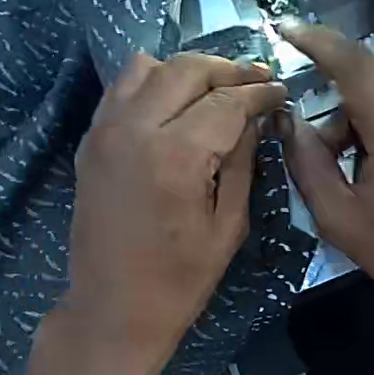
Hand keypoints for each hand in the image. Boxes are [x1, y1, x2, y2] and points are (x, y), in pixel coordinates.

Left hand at [53, 51, 286, 363]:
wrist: (114, 307)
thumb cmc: (182, 277)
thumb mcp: (229, 224)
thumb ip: (243, 162)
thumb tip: (256, 120)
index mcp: (176, 155)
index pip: (226, 101)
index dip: (259, 93)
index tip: (282, 91)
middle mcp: (135, 129)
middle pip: (186, 70)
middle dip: (229, 70)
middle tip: (258, 81)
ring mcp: (105, 131)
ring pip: (148, 67)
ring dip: (189, 71)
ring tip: (218, 89)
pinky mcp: (91, 140)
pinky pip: (122, 89)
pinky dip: (154, 83)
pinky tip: (178, 104)